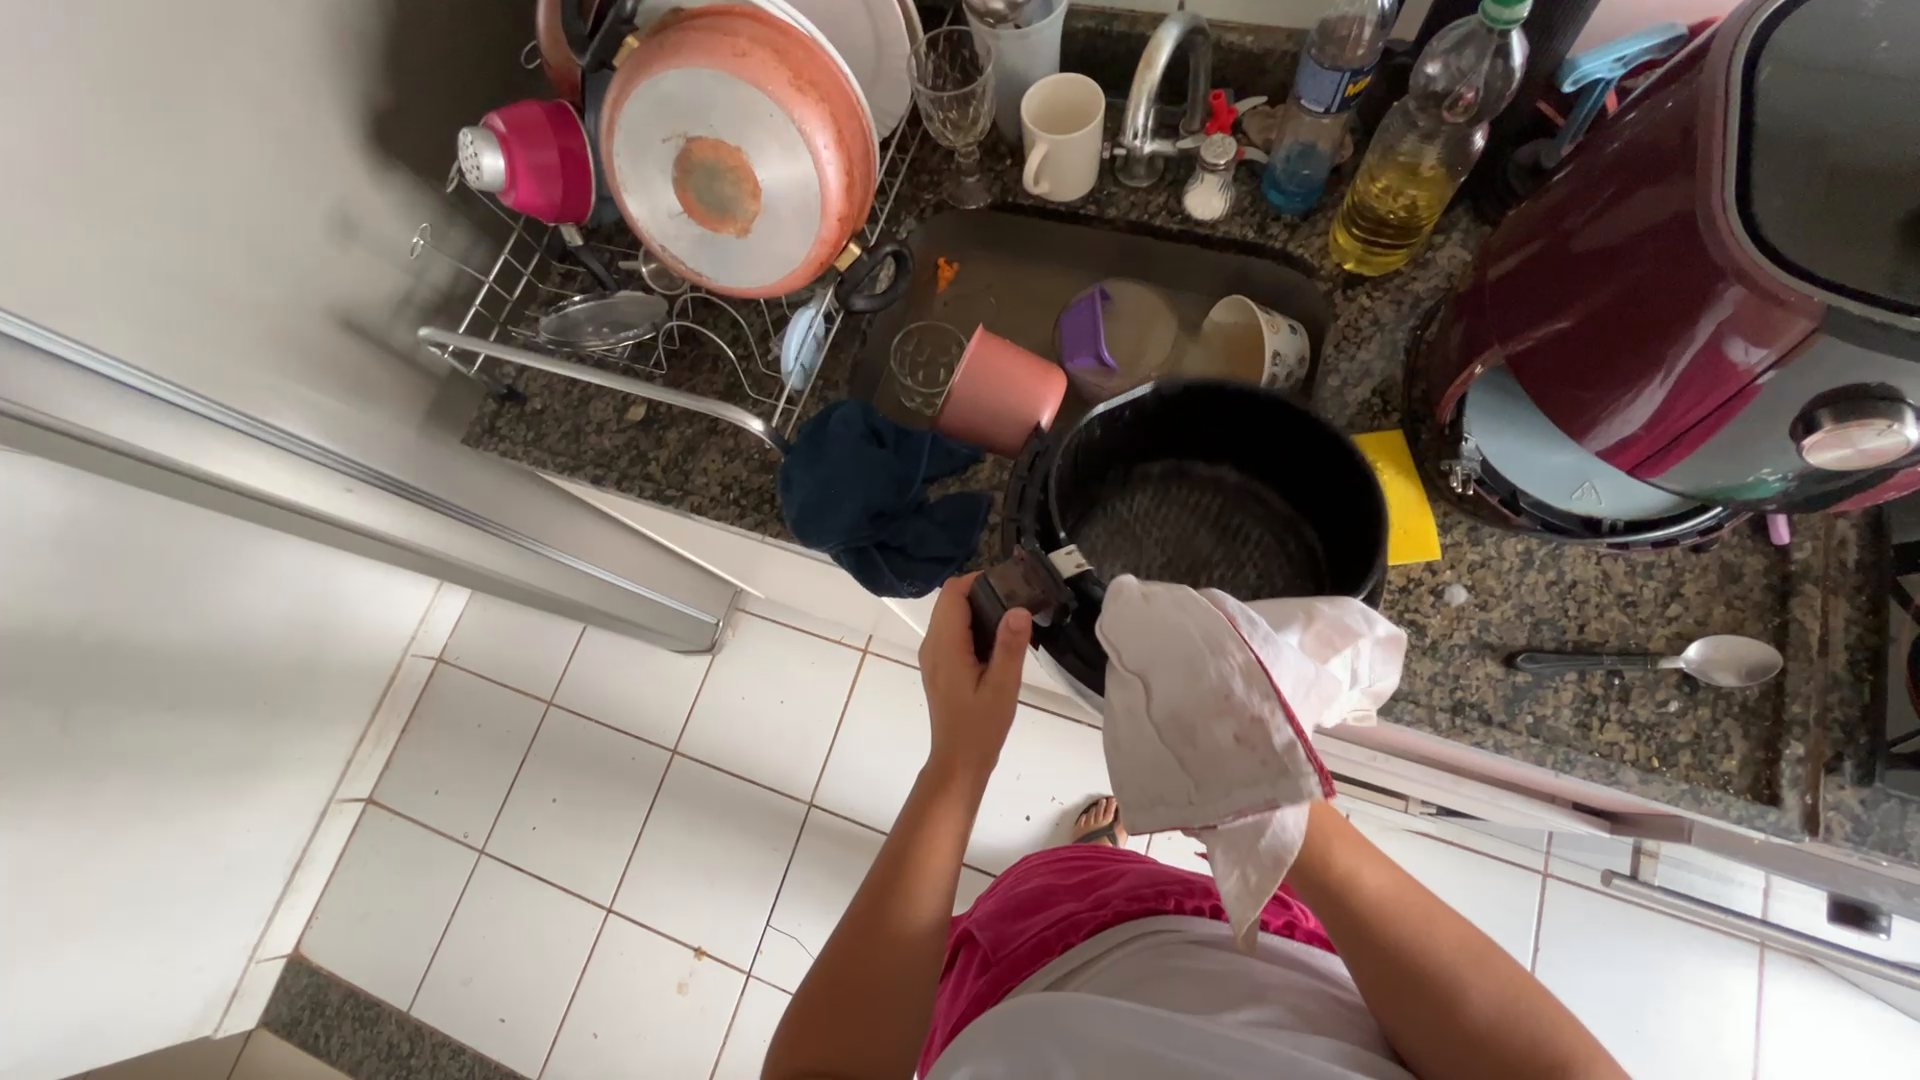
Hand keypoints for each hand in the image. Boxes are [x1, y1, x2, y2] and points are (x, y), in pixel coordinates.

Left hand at [918, 573, 1031, 783]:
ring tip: (1012, 619)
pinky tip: (998, 642)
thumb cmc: (980, 727)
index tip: (1011, 584)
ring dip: (978, 609)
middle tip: (1018, 600)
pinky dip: (973, 626)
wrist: (959, 761)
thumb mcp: (1002, 687)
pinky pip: (952, 632)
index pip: (953, 593)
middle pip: (950, 600)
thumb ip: (1009, 646)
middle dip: (982, 592)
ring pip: (951, 615)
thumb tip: (1019, 609)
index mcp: (945, 645)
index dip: (979, 580)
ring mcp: (933, 655)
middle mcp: (932, 644)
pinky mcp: (939, 665)